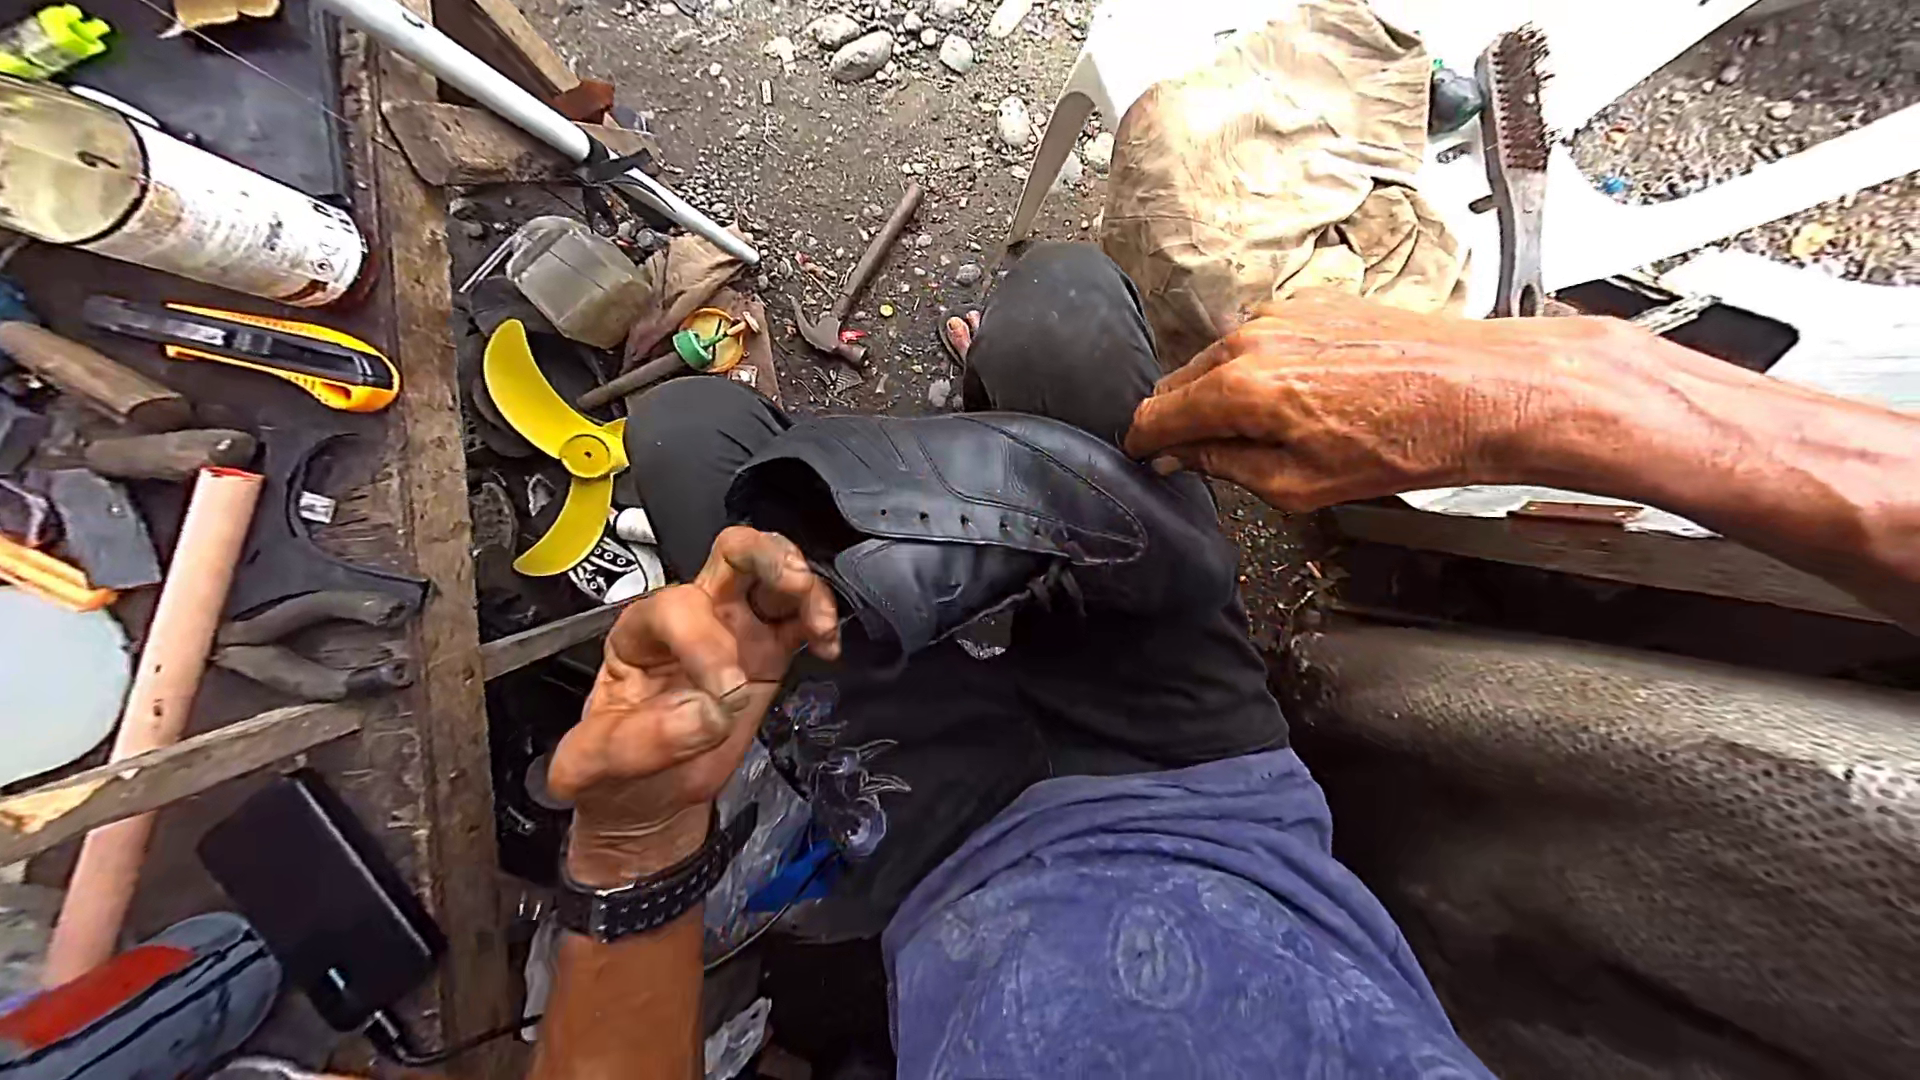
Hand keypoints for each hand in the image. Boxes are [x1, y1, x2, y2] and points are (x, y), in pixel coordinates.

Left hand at [548, 526, 840, 883]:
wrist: (651, 795)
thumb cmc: (616, 772)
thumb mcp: (592, 766)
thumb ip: (638, 741)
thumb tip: (705, 712)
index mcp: (643, 630)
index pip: (680, 606)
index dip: (707, 644)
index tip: (726, 697)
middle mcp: (695, 617)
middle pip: (733, 554)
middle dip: (767, 556)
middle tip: (792, 580)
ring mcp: (738, 629)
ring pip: (777, 577)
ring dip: (807, 588)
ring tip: (820, 622)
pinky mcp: (770, 651)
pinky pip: (802, 619)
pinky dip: (823, 622)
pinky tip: (826, 644)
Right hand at [1124, 291, 1629, 511]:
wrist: (1490, 389)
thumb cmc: (1404, 443)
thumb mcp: (1296, 483)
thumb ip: (1220, 464)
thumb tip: (1178, 455)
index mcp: (1239, 389)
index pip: (1153, 415)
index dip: (1142, 443)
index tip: (1146, 458)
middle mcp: (1250, 340)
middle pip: (1176, 384)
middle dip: (1177, 420)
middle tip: (1200, 453)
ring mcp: (1280, 314)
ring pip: (1212, 361)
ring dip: (1215, 395)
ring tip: (1258, 427)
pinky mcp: (1310, 302)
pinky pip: (1252, 342)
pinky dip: (1250, 370)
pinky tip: (1289, 395)